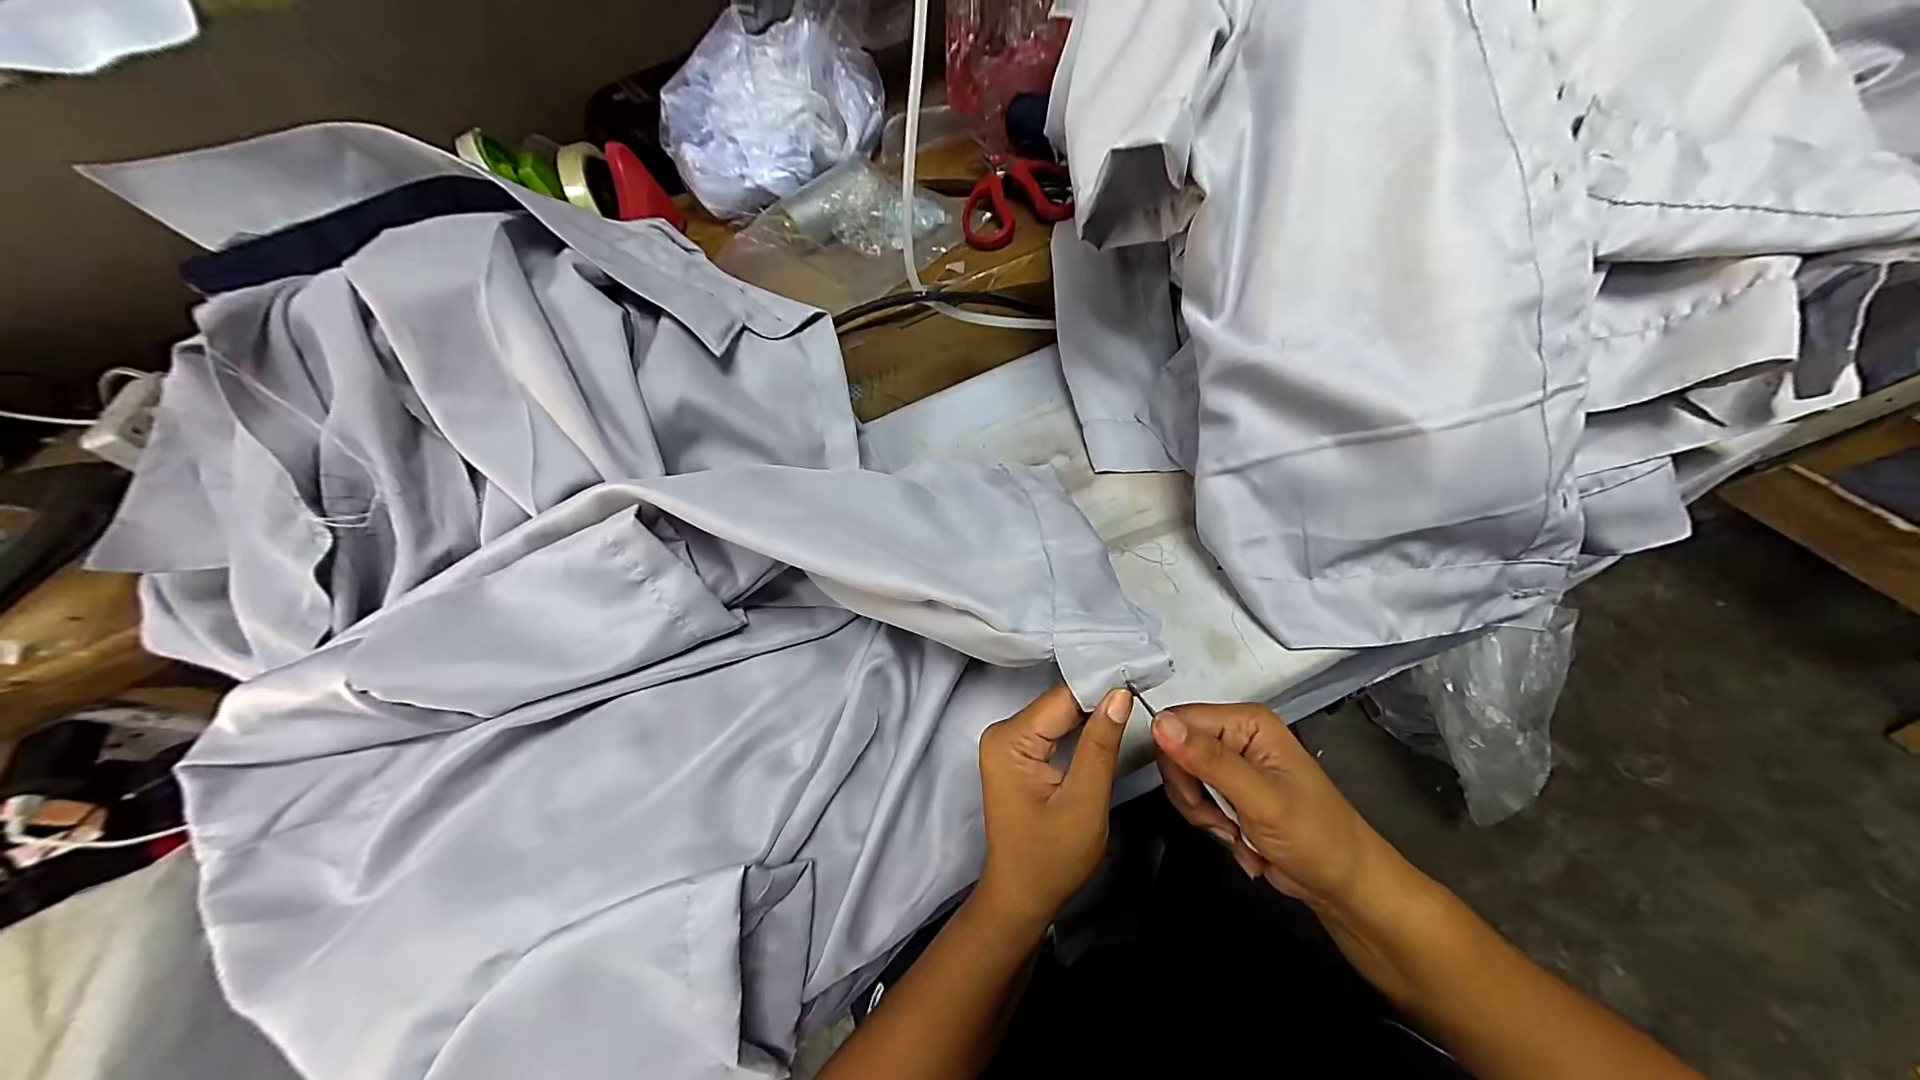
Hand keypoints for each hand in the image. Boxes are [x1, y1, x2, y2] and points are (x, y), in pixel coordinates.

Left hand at [975, 684, 1131, 929]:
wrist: (1021, 897)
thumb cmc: (1049, 860)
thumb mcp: (1084, 802)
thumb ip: (1101, 745)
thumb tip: (1119, 695)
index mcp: (1009, 740)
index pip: (1063, 699)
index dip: (1103, 688)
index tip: (1142, 676)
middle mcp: (1002, 733)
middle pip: (1060, 703)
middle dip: (1100, 698)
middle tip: (1144, 687)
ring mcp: (1008, 742)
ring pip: (1060, 714)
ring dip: (1094, 712)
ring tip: (1133, 702)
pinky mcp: (1019, 754)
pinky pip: (1055, 729)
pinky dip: (1082, 728)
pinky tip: (1108, 724)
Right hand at [1151, 702, 1409, 912]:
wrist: (1343, 885)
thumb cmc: (1318, 837)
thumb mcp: (1259, 797)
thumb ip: (1208, 759)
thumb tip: (1162, 724)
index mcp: (1247, 722)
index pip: (1178, 722)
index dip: (1175, 757)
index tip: (1195, 792)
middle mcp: (1236, 735)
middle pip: (1175, 751)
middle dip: (1190, 792)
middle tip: (1218, 818)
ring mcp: (1231, 763)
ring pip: (1181, 778)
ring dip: (1200, 813)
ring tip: (1234, 830)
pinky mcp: (1228, 790)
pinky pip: (1194, 799)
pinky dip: (1209, 823)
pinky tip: (1238, 836)